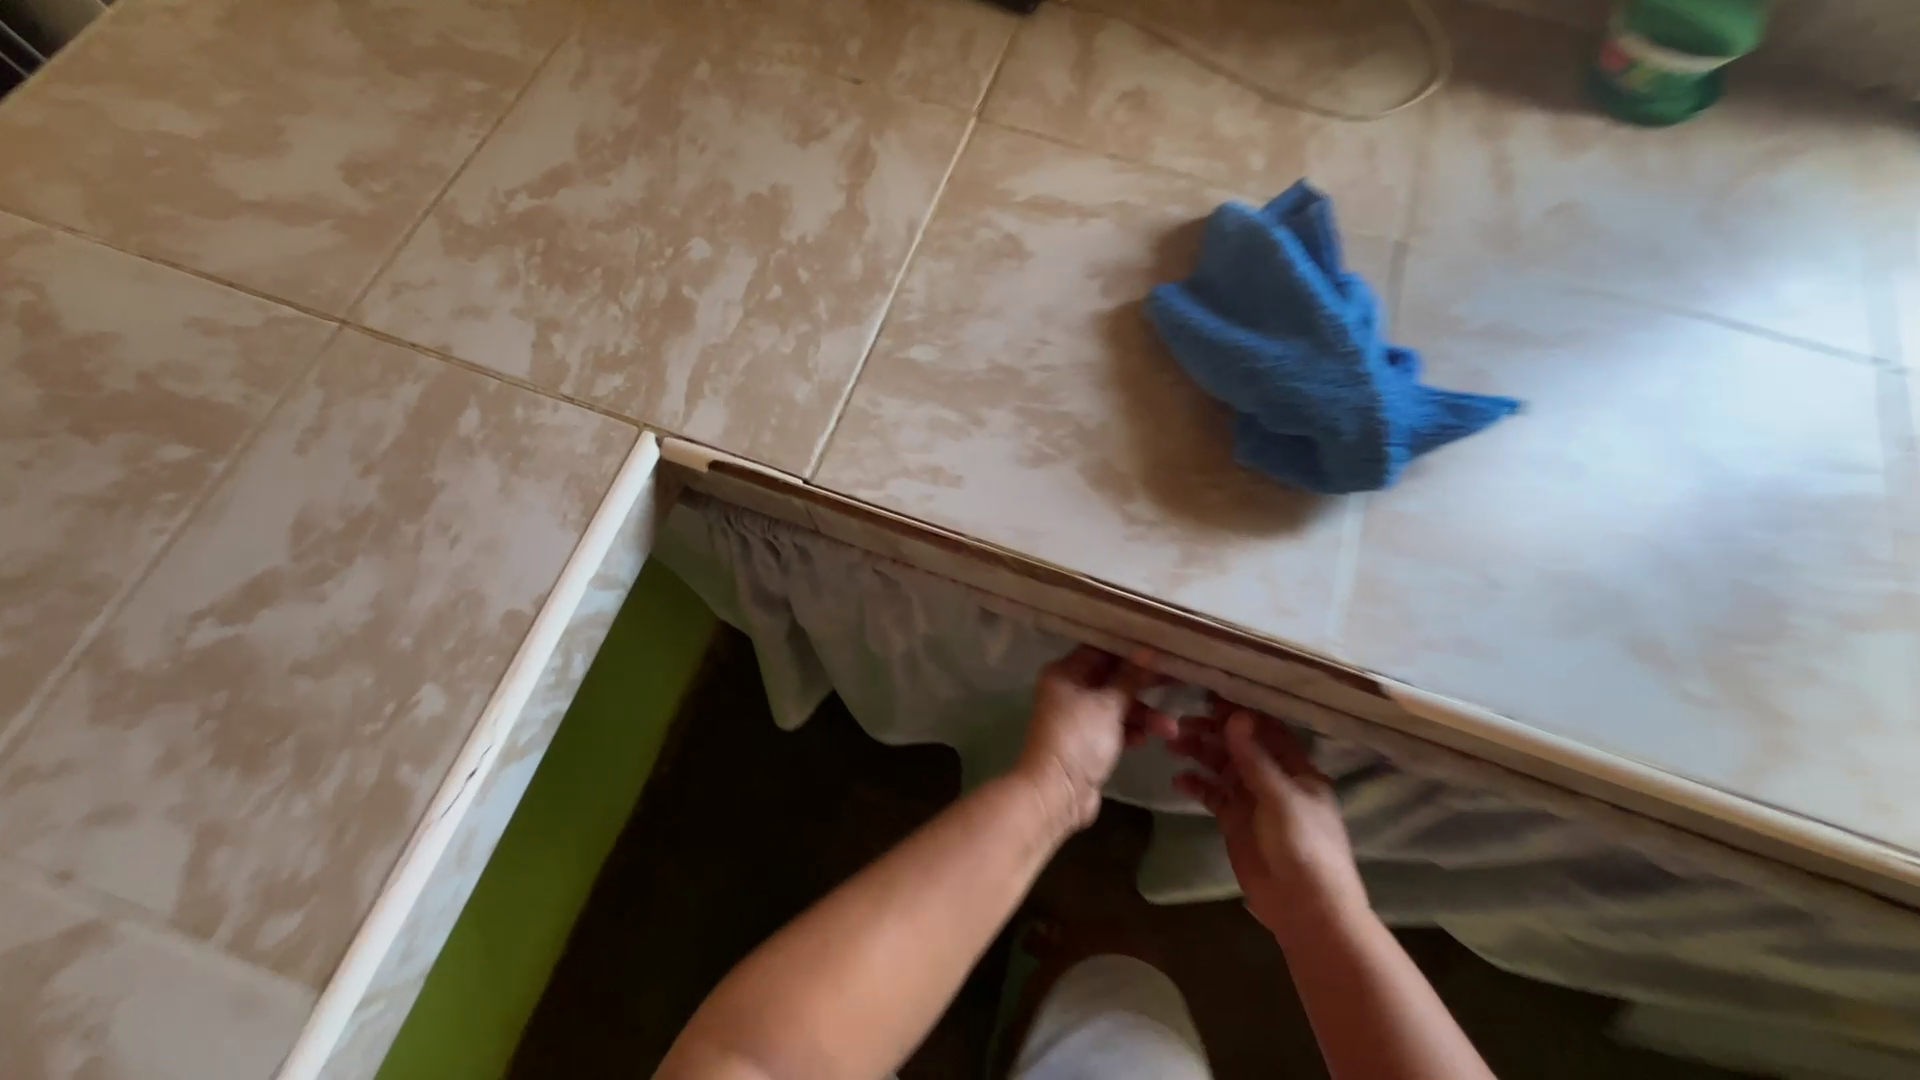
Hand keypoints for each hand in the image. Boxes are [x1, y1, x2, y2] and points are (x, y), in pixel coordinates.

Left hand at [1016, 645, 1176, 833]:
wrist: (1057, 792)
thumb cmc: (1079, 739)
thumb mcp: (1108, 705)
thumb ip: (1130, 677)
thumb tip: (1148, 649)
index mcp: (1065, 672)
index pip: (1101, 650)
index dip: (1131, 648)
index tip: (1162, 646)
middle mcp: (1068, 690)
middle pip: (1112, 678)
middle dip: (1144, 684)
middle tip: (1178, 681)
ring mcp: (1077, 717)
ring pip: (1116, 705)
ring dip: (1143, 714)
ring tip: (1169, 729)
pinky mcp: (1087, 742)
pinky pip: (1114, 728)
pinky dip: (1130, 731)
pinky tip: (1145, 739)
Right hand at [1173, 700, 1369, 945]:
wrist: (1306, 908)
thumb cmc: (1304, 847)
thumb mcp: (1281, 798)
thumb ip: (1255, 759)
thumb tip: (1236, 716)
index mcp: (1297, 769)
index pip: (1266, 730)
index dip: (1239, 713)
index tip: (1208, 696)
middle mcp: (1274, 780)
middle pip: (1240, 747)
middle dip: (1213, 732)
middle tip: (1181, 722)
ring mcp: (1253, 801)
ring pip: (1222, 768)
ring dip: (1200, 754)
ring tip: (1173, 745)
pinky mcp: (1235, 822)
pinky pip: (1213, 795)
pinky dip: (1196, 786)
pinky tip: (1178, 780)